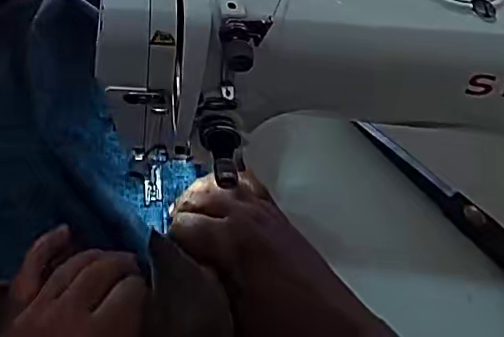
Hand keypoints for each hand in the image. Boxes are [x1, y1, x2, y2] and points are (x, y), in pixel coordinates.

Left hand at [1, 225, 144, 336]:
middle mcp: (66, 315)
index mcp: (97, 335)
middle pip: (103, 270)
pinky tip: (65, 232)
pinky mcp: (14, 311)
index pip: (131, 293)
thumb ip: (129, 332)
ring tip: (113, 259)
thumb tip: (149, 312)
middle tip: (138, 270)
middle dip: (125, 266)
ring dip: (97, 256)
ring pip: (74, 263)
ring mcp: (36, 309)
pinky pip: (33, 265)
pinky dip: (49, 245)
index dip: (145, 289)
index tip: (152, 289)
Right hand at [169, 171, 394, 336]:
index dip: (170, 242)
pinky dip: (227, 187)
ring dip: (200, 198)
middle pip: (194, 195)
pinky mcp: (276, 212)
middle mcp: (247, 214)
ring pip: (216, 182)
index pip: (182, 224)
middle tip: (177, 242)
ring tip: (193, 222)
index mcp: (233, 238)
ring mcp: (263, 209)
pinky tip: (222, 202)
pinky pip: (243, 182)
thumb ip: (202, 283)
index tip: (167, 255)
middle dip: (181, 216)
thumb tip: (182, 271)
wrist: (336, 333)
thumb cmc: (293, 330)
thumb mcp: (232, 315)